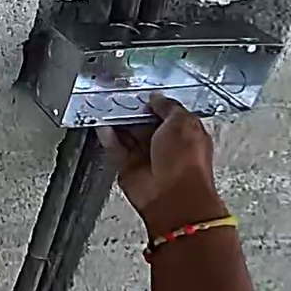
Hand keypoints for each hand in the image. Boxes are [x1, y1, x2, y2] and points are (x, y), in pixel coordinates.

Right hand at [96, 95, 219, 233]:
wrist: (172, 197)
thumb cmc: (186, 163)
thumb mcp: (183, 122)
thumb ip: (168, 107)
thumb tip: (158, 98)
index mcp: (186, 135)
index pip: (169, 114)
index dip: (156, 104)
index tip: (142, 94)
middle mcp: (167, 148)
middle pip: (145, 124)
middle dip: (133, 113)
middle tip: (121, 99)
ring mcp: (148, 159)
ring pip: (128, 136)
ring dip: (118, 123)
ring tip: (107, 109)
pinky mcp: (130, 169)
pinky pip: (116, 149)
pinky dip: (109, 138)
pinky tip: (103, 126)